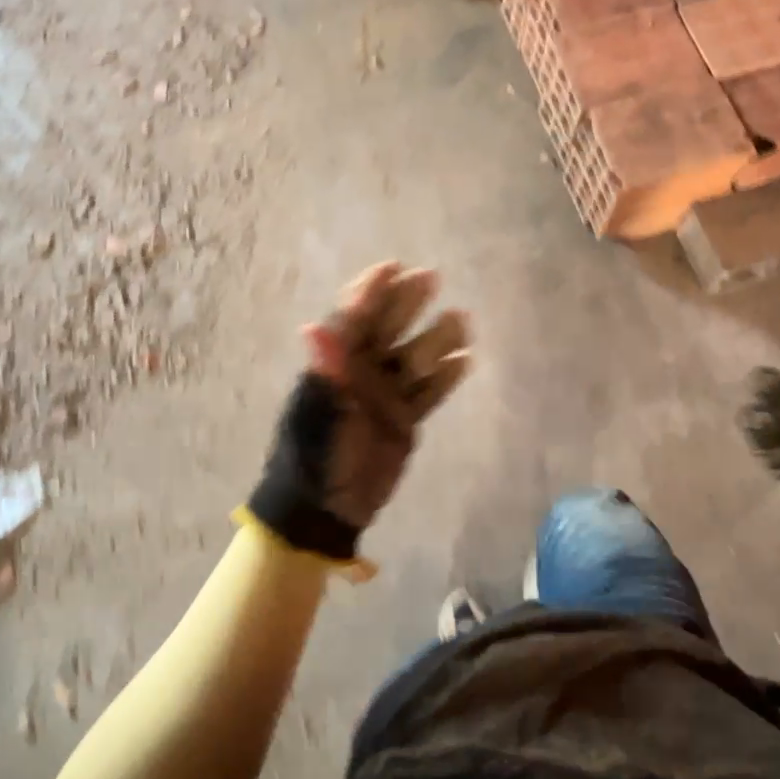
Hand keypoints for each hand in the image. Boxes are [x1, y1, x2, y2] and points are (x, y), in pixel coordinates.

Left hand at [244, 263, 471, 561]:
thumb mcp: (318, 414)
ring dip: (436, 338)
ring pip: (415, 357)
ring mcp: (385, 396)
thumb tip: (314, 326)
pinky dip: (445, 377)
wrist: (323, 511)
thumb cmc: (314, 457)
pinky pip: (428, 392)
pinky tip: (465, 360)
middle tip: (432, 278)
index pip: (354, 318)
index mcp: (335, 365)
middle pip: (388, 328)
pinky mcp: (405, 420)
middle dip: (408, 302)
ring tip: (462, 319)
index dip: (371, 292)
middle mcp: (362, 372)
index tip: (393, 267)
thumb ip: (325, 371)